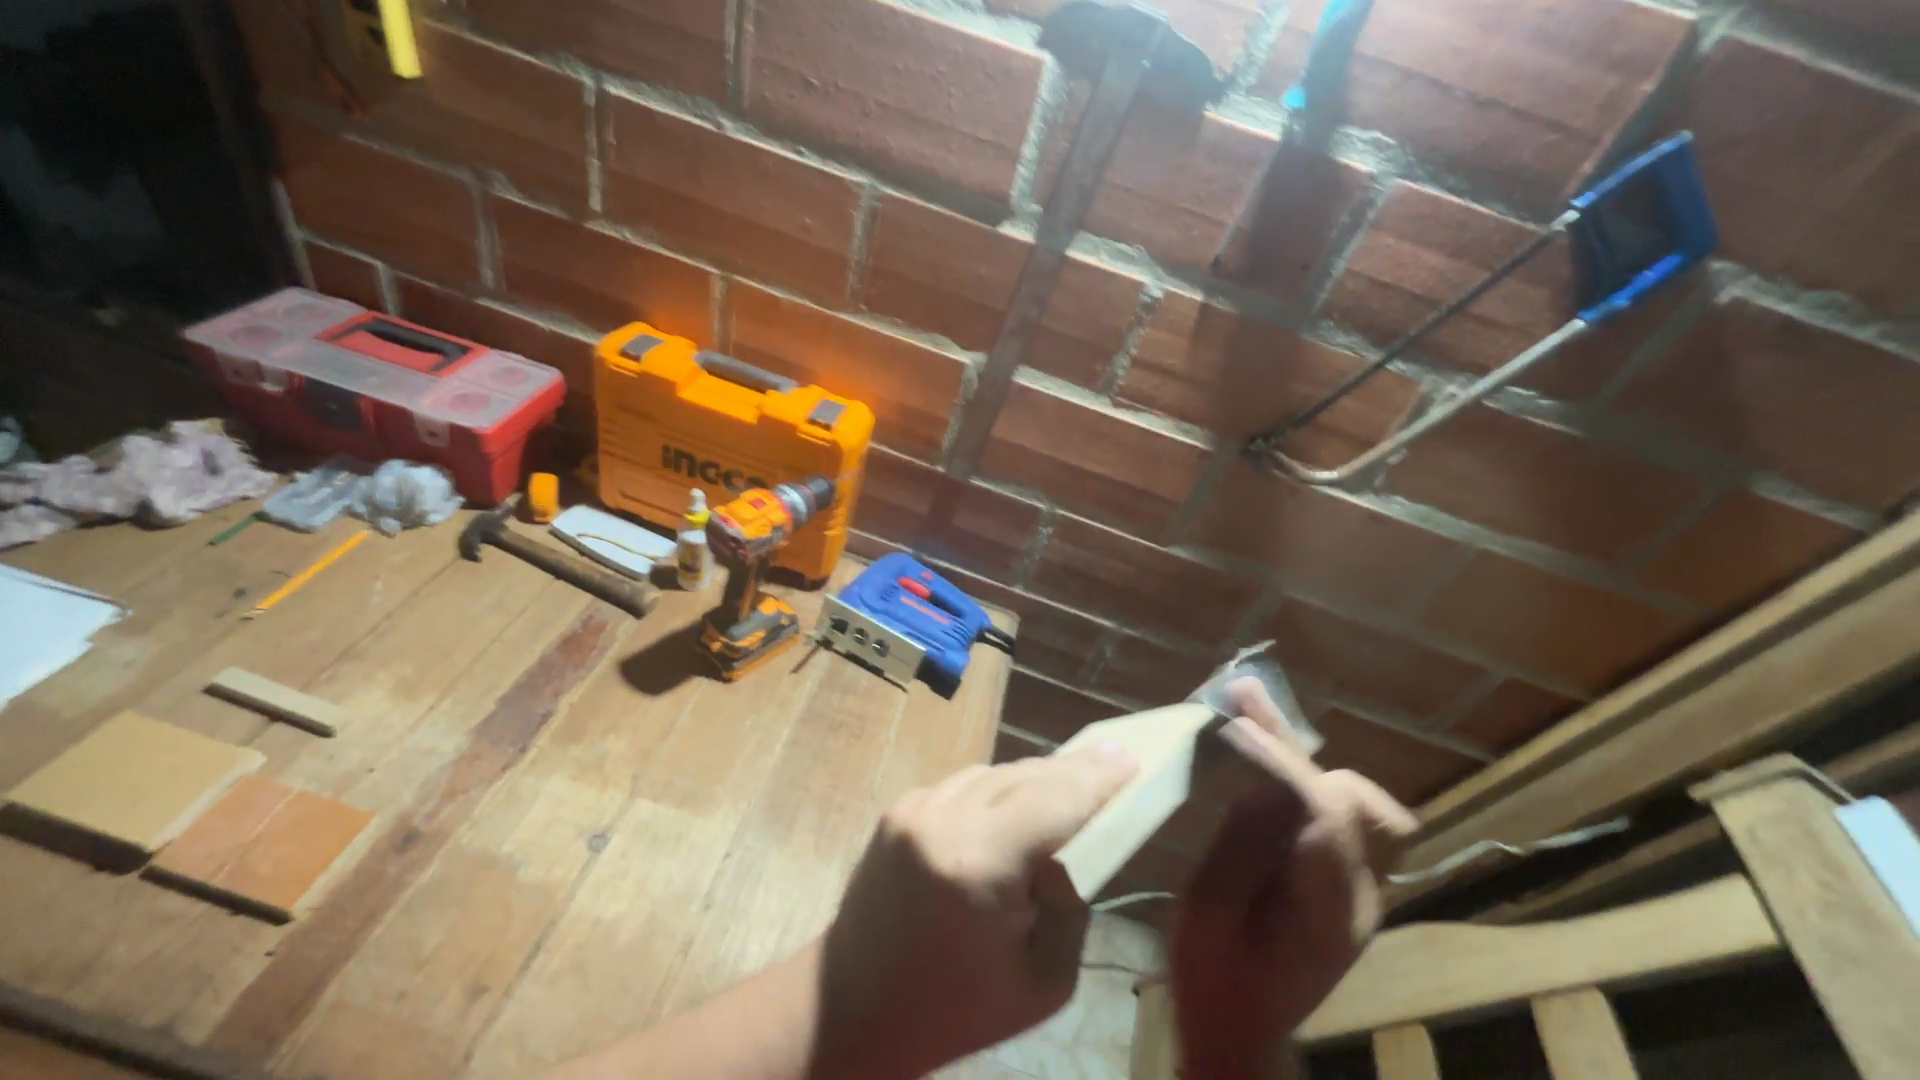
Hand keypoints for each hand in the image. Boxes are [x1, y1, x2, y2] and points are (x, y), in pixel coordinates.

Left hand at [813, 744, 1138, 1078]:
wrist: (852, 1006)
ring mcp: (915, 807)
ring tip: (1073, 785)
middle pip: (1027, 776)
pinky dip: (999, 791)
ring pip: (996, 773)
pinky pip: (967, 784)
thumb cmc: (957, 1009)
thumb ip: (1072, 902)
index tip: (1133, 760)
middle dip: (1075, 771)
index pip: (1056, 800)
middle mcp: (942, 820)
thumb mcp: (1044, 980)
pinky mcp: (899, 808)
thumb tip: (1079, 839)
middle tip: (1116, 760)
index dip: (1098, 779)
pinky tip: (1017, 807)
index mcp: (979, 866)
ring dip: (1036, 779)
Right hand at [1171, 679, 1415, 1078]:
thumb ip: (1242, 849)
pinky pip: (1336, 814)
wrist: (1238, 1032)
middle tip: (1241, 700)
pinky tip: (1259, 740)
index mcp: (1329, 911)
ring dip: (1302, 755)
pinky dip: (1298, 774)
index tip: (1232, 725)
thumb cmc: (1214, 981)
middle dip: (1296, 750)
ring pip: (1358, 801)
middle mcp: (1361, 894)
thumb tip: (1259, 786)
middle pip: (1357, 800)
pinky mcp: (1341, 880)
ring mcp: (1359, 888)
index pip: (1327, 814)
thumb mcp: (1209, 918)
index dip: (1281, 762)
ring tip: (1249, 704)